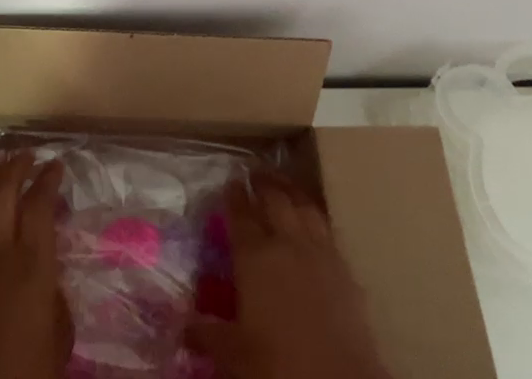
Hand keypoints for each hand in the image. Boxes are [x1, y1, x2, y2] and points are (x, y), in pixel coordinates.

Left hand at [0, 153, 70, 378]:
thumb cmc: (28, 370)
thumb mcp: (59, 333)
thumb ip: (53, 294)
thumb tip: (47, 275)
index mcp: (32, 263)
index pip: (39, 205)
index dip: (48, 180)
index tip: (56, 164)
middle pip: (2, 192)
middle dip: (14, 167)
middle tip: (27, 154)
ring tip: (1, 168)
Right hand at [188, 173, 390, 378]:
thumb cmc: (277, 364)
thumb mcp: (233, 352)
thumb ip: (207, 333)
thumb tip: (184, 326)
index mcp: (255, 257)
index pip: (241, 216)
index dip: (235, 196)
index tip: (230, 181)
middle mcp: (288, 245)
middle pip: (276, 201)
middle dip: (264, 183)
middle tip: (255, 171)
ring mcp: (322, 254)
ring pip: (306, 209)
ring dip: (293, 192)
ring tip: (285, 183)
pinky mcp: (347, 271)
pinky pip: (328, 231)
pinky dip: (316, 218)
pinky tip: (314, 223)